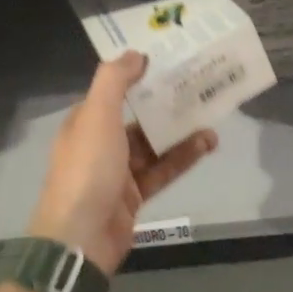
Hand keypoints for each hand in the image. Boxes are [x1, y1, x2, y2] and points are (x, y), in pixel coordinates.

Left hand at [27, 52, 216, 275]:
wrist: (80, 238)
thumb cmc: (87, 168)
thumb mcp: (97, 115)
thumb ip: (114, 80)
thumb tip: (136, 53)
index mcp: (84, 122)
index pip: (112, 91)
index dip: (138, 75)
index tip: (169, 60)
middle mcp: (99, 143)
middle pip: (137, 117)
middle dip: (165, 103)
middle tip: (198, 86)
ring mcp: (117, 172)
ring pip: (154, 144)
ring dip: (181, 131)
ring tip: (211, 116)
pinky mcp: (135, 196)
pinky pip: (163, 169)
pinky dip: (183, 157)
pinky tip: (207, 145)